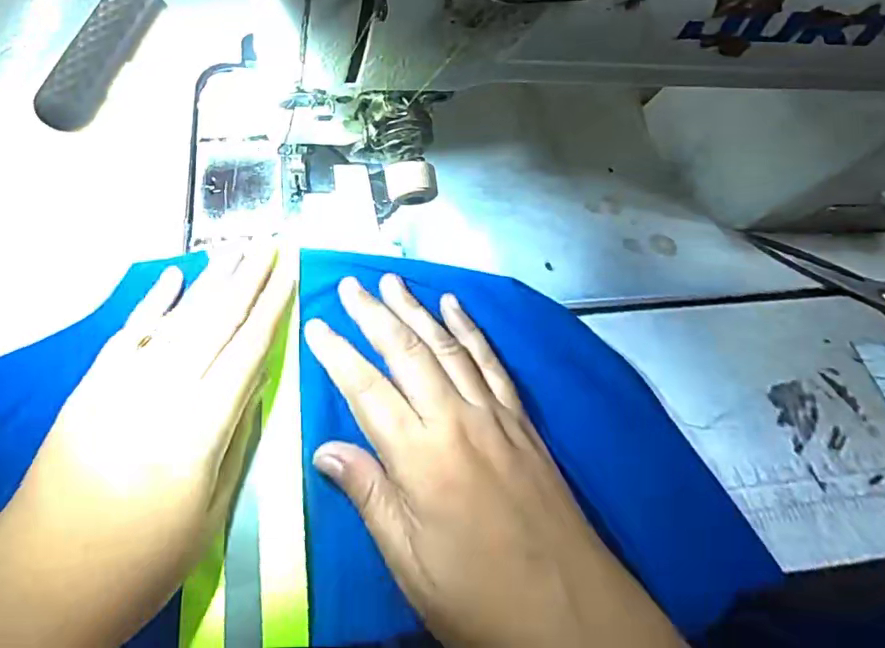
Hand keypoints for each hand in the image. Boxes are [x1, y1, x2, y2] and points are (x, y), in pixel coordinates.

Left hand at [0, 245, 294, 647]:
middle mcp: (159, 397)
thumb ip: (237, 439)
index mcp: (196, 432)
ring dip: (209, 281)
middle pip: (214, 323)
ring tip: (234, 249)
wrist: (34, 593)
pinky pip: (126, 335)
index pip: (247, 351)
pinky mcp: (86, 392)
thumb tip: (257, 381)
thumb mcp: (209, 513)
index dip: (273, 306)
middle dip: (247, 279)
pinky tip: (172, 277)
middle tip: (269, 242)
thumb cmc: (139, 564)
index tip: (291, 270)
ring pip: (175, 320)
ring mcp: (117, 389)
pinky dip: (151, 304)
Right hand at [304, 274, 686, 647]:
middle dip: (375, 315)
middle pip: (407, 354)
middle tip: (351, 285)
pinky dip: (469, 329)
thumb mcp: (409, 560)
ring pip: (447, 347)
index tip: (316, 324)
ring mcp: (491, 412)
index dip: (338, 355)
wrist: (568, 603)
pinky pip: (489, 361)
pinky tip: (455, 306)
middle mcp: (455, 420)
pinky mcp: (519, 416)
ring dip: (417, 310)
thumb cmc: (477, 593)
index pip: (367, 391)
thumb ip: (369, 496)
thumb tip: (325, 450)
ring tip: (393, 282)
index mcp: (420, 457)